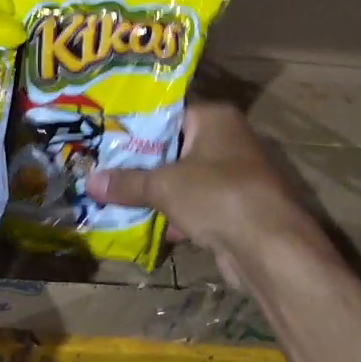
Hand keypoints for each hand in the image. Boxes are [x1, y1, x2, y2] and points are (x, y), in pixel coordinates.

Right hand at [88, 101, 327, 292]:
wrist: (270, 248)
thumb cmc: (216, 197)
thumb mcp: (163, 186)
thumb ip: (127, 183)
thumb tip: (90, 181)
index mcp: (215, 119)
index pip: (167, 113)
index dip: (134, 127)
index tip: (103, 138)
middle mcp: (229, 140)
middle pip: (174, 147)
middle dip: (142, 164)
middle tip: (103, 170)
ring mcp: (236, 176)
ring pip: (185, 179)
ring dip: (157, 193)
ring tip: (117, 198)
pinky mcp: (237, 208)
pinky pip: (197, 205)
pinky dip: (177, 216)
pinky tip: (150, 227)